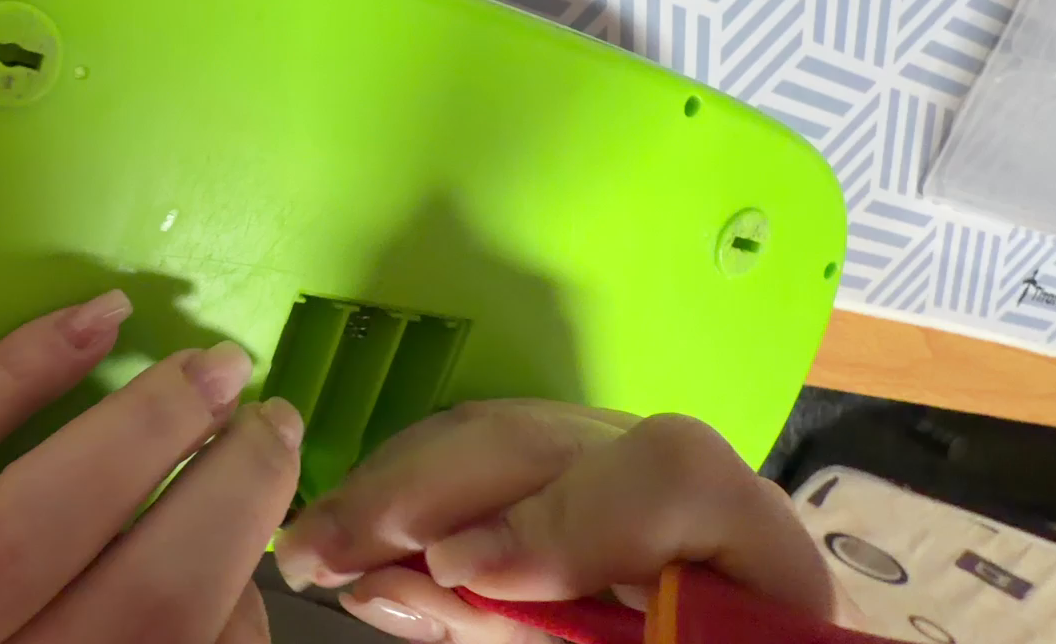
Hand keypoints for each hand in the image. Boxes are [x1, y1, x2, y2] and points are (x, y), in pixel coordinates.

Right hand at [272, 400, 833, 642]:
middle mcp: (663, 467)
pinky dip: (394, 486)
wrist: (695, 627)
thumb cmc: (676, 639)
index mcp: (744, 543)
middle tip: (320, 554)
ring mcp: (596, 447)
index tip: (459, 572)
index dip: (558, 518)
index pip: (669, 477)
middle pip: (533, 441)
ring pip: (477, 432)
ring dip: (381, 488)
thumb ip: (520, 633)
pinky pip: (458, 446)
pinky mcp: (543, 454)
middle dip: (413, 496)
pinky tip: (349, 522)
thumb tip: (383, 589)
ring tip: (311, 543)